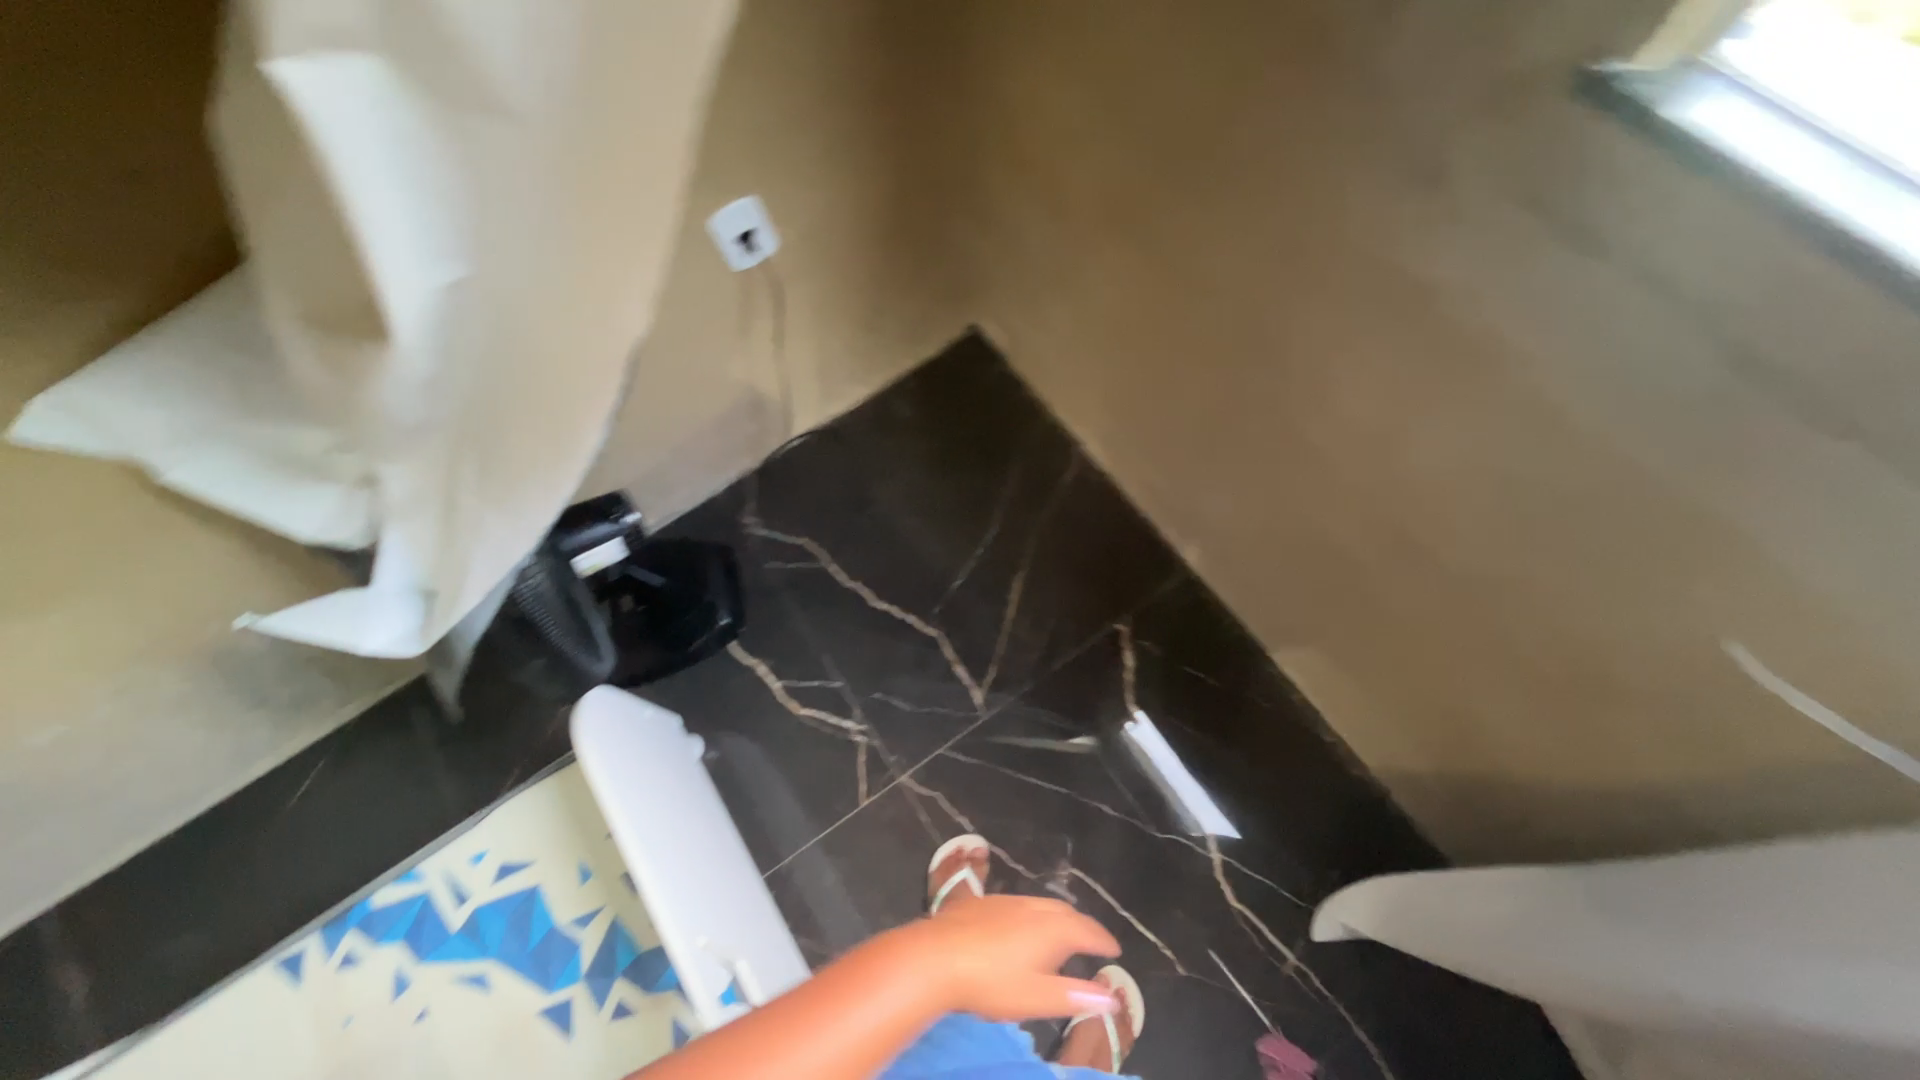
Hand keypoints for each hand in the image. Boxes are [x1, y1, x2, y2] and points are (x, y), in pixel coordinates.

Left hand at [882, 895, 1121, 1022]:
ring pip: (1040, 905)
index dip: (1103, 940)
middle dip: (1082, 925)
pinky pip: (1017, 904)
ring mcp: (1005, 901)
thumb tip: (1114, 997)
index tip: (1115, 950)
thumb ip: (1076, 995)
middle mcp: (1033, 907)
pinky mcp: (982, 902)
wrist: (936, 956)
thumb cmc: (991, 982)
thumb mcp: (1037, 998)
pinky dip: (1031, 915)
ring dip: (1056, 918)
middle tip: (1091, 941)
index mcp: (1053, 929)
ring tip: (1060, 933)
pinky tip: (1019, 927)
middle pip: (1066, 912)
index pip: (1088, 931)